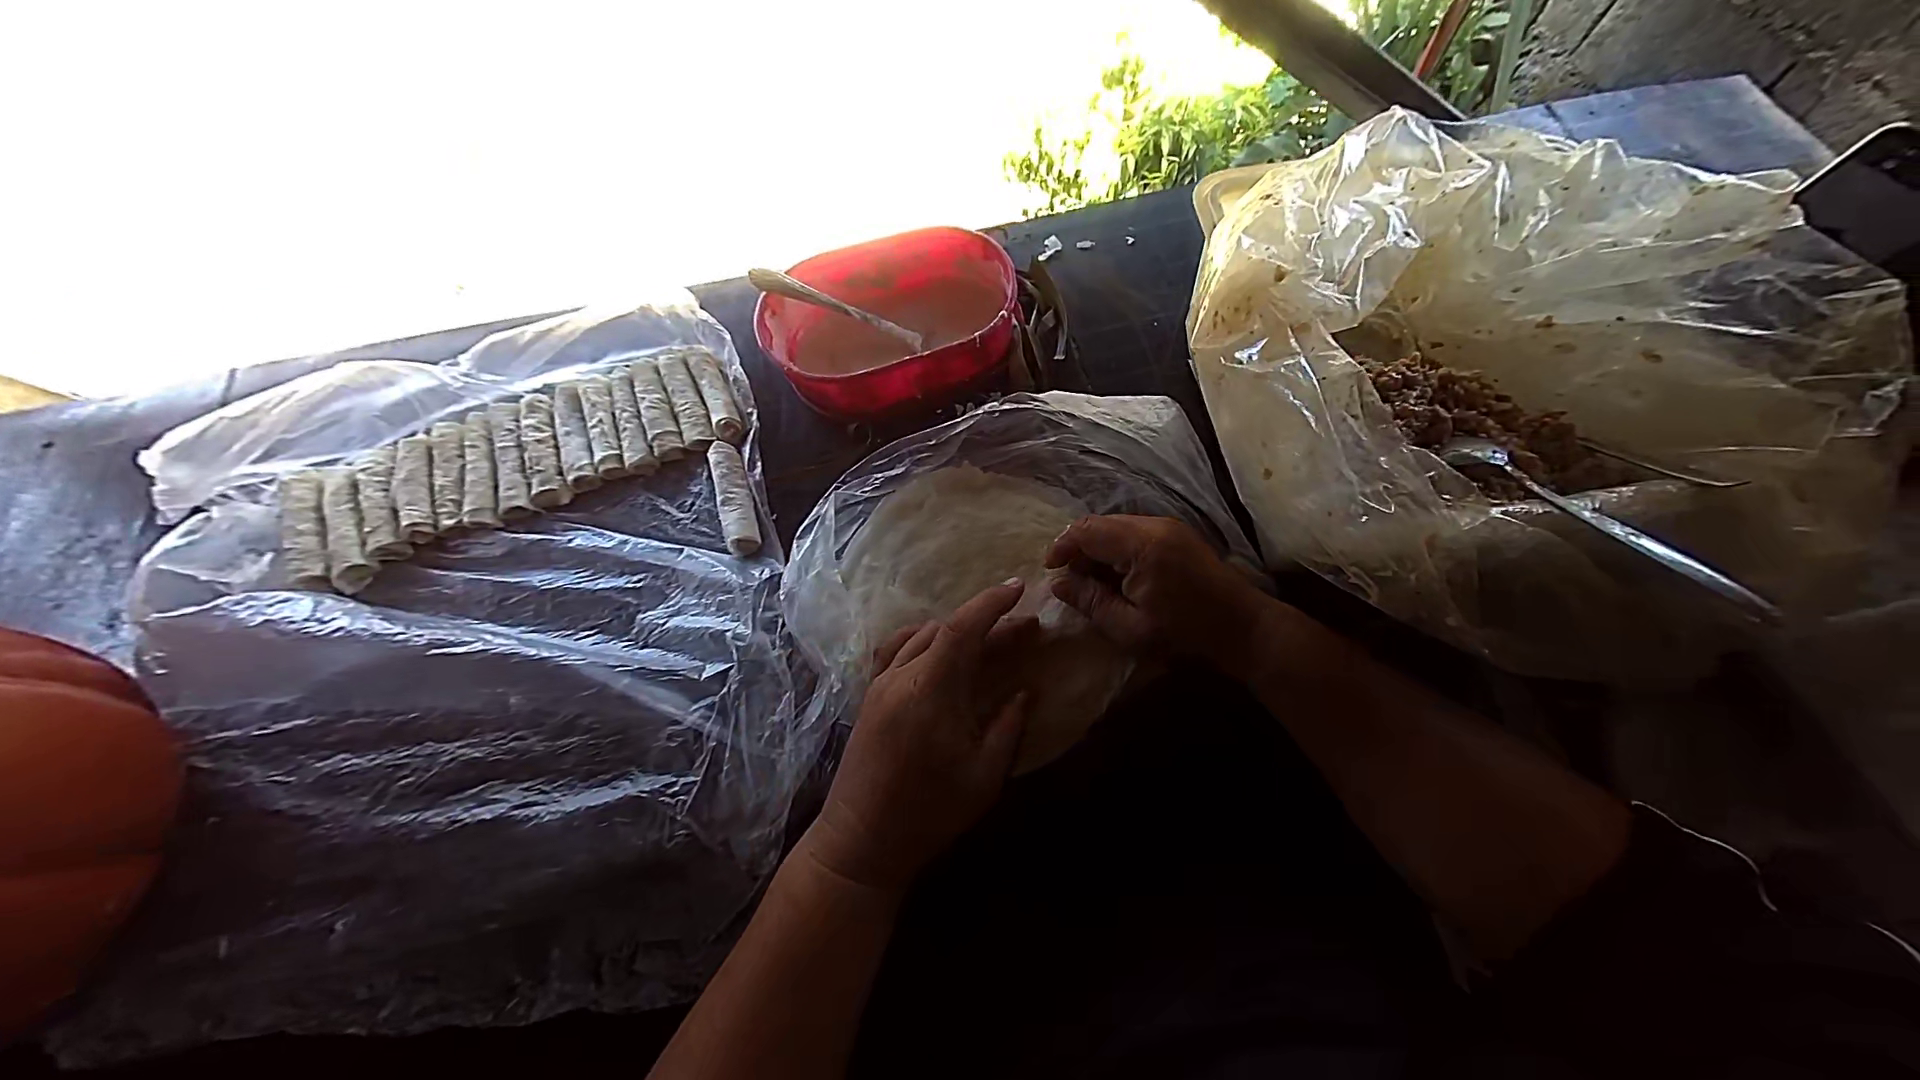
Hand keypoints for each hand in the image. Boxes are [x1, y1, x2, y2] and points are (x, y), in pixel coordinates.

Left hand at [802, 580, 1037, 894]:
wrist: (860, 841)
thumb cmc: (929, 813)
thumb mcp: (983, 776)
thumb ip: (1007, 726)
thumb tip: (1025, 691)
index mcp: (931, 691)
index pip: (962, 628)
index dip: (992, 603)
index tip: (1020, 588)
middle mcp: (901, 677)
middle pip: (946, 630)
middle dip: (988, 623)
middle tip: (1025, 631)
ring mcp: (880, 684)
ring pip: (921, 636)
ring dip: (957, 630)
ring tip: (989, 639)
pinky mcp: (869, 697)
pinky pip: (897, 650)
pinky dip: (924, 640)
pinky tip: (938, 651)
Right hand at [1045, 514, 1301, 679]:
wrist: (1245, 630)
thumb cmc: (1186, 635)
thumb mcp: (1130, 628)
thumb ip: (1091, 602)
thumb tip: (1059, 583)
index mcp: (1142, 546)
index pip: (1086, 531)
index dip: (1062, 547)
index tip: (1051, 571)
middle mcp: (1155, 525)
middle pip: (1100, 524)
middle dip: (1079, 549)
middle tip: (1072, 582)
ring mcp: (1170, 527)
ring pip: (1117, 526)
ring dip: (1098, 549)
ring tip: (1093, 583)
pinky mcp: (1178, 535)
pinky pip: (1135, 533)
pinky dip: (1117, 549)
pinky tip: (1119, 577)